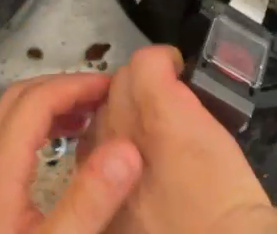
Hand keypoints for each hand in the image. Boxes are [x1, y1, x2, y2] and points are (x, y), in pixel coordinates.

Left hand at [0, 72, 142, 233]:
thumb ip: (89, 202)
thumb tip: (128, 147)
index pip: (36, 100)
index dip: (77, 85)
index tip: (115, 88)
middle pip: (13, 103)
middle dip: (60, 91)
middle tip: (103, 103)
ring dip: (40, 115)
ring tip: (82, 129)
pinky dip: (22, 142)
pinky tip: (42, 172)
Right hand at [82, 45, 276, 233]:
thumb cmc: (186, 233)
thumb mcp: (132, 217)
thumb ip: (118, 187)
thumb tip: (124, 163)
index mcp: (92, 185)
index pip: (90, 133)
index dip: (117, 129)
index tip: (140, 134)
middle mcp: (99, 152)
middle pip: (105, 102)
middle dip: (130, 104)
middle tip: (160, 117)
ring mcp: (128, 123)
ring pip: (124, 80)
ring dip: (146, 84)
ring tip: (171, 99)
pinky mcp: (161, 104)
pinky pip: (149, 61)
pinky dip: (165, 59)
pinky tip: (179, 67)